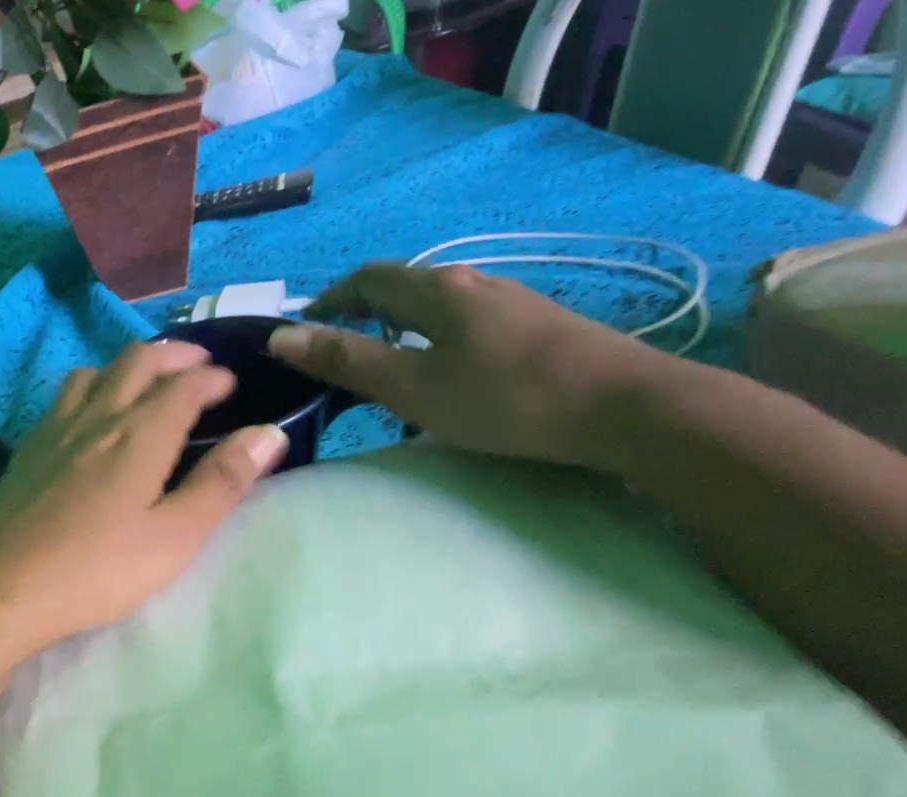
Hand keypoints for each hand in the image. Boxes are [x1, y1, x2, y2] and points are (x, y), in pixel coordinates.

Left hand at [0, 342, 287, 661]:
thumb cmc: (96, 570)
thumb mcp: (174, 537)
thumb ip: (222, 483)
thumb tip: (269, 432)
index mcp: (139, 435)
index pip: (184, 385)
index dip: (212, 378)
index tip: (230, 383)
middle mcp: (97, 417)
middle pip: (137, 362)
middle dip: (173, 356)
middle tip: (197, 367)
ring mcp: (55, 430)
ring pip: (94, 372)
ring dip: (127, 366)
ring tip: (145, 383)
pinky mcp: (27, 450)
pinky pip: (63, 397)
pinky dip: (91, 387)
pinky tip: (87, 416)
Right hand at [267, 263, 681, 465]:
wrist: (626, 408)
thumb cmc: (506, 398)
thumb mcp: (413, 387)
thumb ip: (347, 361)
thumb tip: (280, 336)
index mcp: (436, 291)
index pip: (366, 280)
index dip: (327, 300)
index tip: (301, 331)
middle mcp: (472, 283)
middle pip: (401, 290)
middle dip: (360, 316)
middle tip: (336, 355)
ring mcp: (510, 303)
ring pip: (436, 311)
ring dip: (398, 334)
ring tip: (384, 374)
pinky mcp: (536, 328)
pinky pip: (465, 328)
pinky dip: (433, 347)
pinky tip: (444, 383)